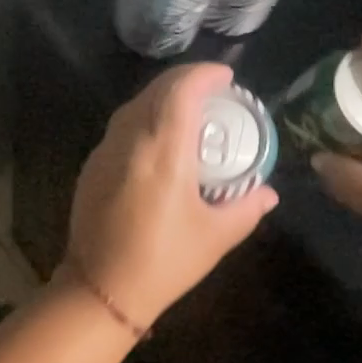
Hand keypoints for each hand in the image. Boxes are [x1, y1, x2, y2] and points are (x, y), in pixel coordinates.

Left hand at [66, 62, 278, 326]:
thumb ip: (246, 208)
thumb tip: (268, 193)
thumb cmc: (163, 261)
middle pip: (157, 89)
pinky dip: (144, 116)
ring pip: (135, 104)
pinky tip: (159, 138)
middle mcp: (131, 138)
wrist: (99, 288)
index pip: (181, 91)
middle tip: (213, 90)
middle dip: (185, 80)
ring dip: (163, 96)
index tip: (226, 76)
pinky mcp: (92, 164)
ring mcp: (106, 149)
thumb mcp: (215, 236)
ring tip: (189, 109)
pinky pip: (122, 125)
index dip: (204, 74)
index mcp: (163, 149)